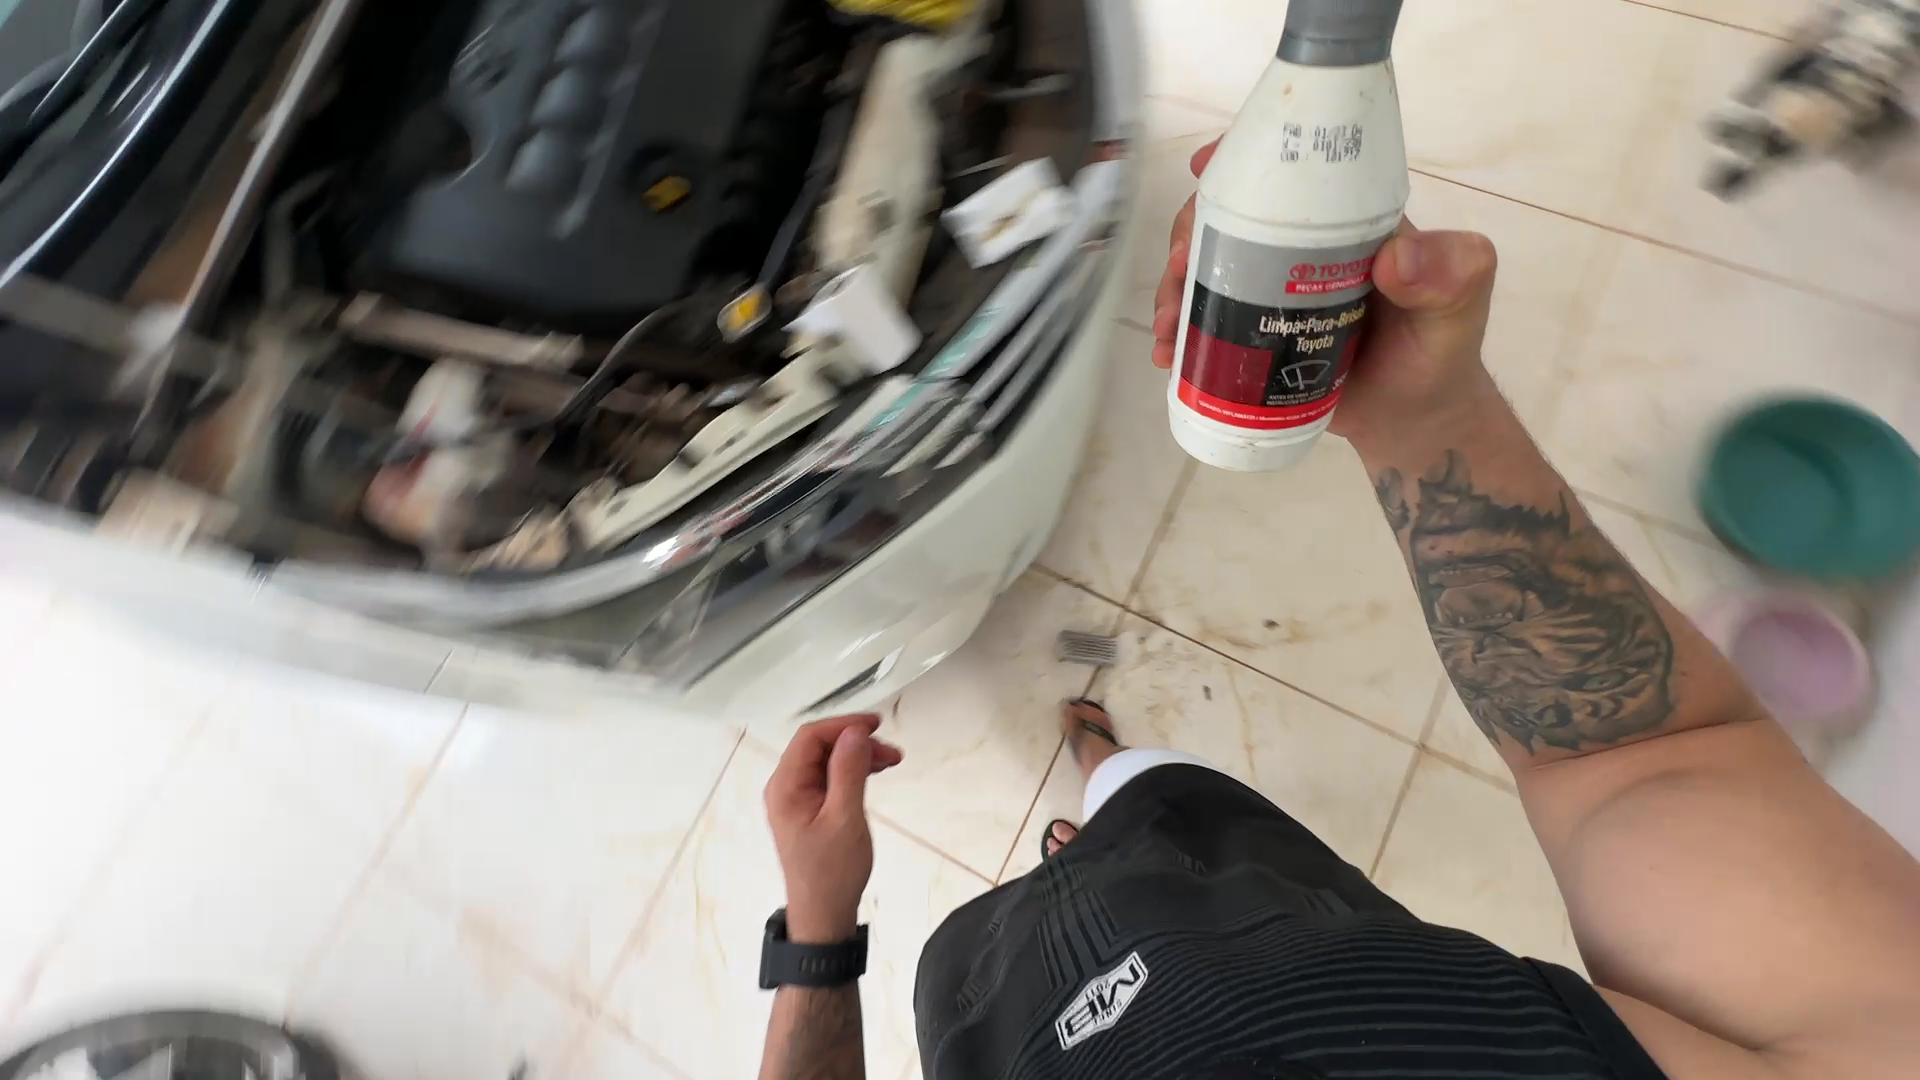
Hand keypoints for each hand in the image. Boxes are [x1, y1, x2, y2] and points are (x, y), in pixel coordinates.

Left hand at [763, 714, 903, 943]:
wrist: (824, 917)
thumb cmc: (833, 872)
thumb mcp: (845, 818)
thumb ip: (849, 771)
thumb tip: (855, 731)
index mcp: (786, 786)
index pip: (811, 737)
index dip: (843, 725)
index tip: (876, 726)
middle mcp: (786, 787)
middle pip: (820, 745)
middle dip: (856, 741)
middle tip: (891, 751)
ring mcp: (797, 798)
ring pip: (828, 759)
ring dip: (859, 754)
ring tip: (891, 761)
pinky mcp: (810, 807)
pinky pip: (831, 775)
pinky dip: (854, 769)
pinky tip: (876, 771)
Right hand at [1149, 140, 1502, 443]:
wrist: (1408, 420)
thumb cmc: (1437, 355)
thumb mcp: (1460, 307)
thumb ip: (1451, 275)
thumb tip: (1391, 259)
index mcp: (1342, 228)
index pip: (1288, 181)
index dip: (1239, 166)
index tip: (1201, 169)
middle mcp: (1296, 256)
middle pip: (1228, 228)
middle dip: (1188, 240)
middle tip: (1176, 272)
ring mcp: (1267, 300)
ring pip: (1207, 279)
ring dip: (1173, 294)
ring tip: (1167, 330)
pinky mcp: (1251, 341)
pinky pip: (1206, 329)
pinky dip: (1179, 337)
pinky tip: (1167, 356)